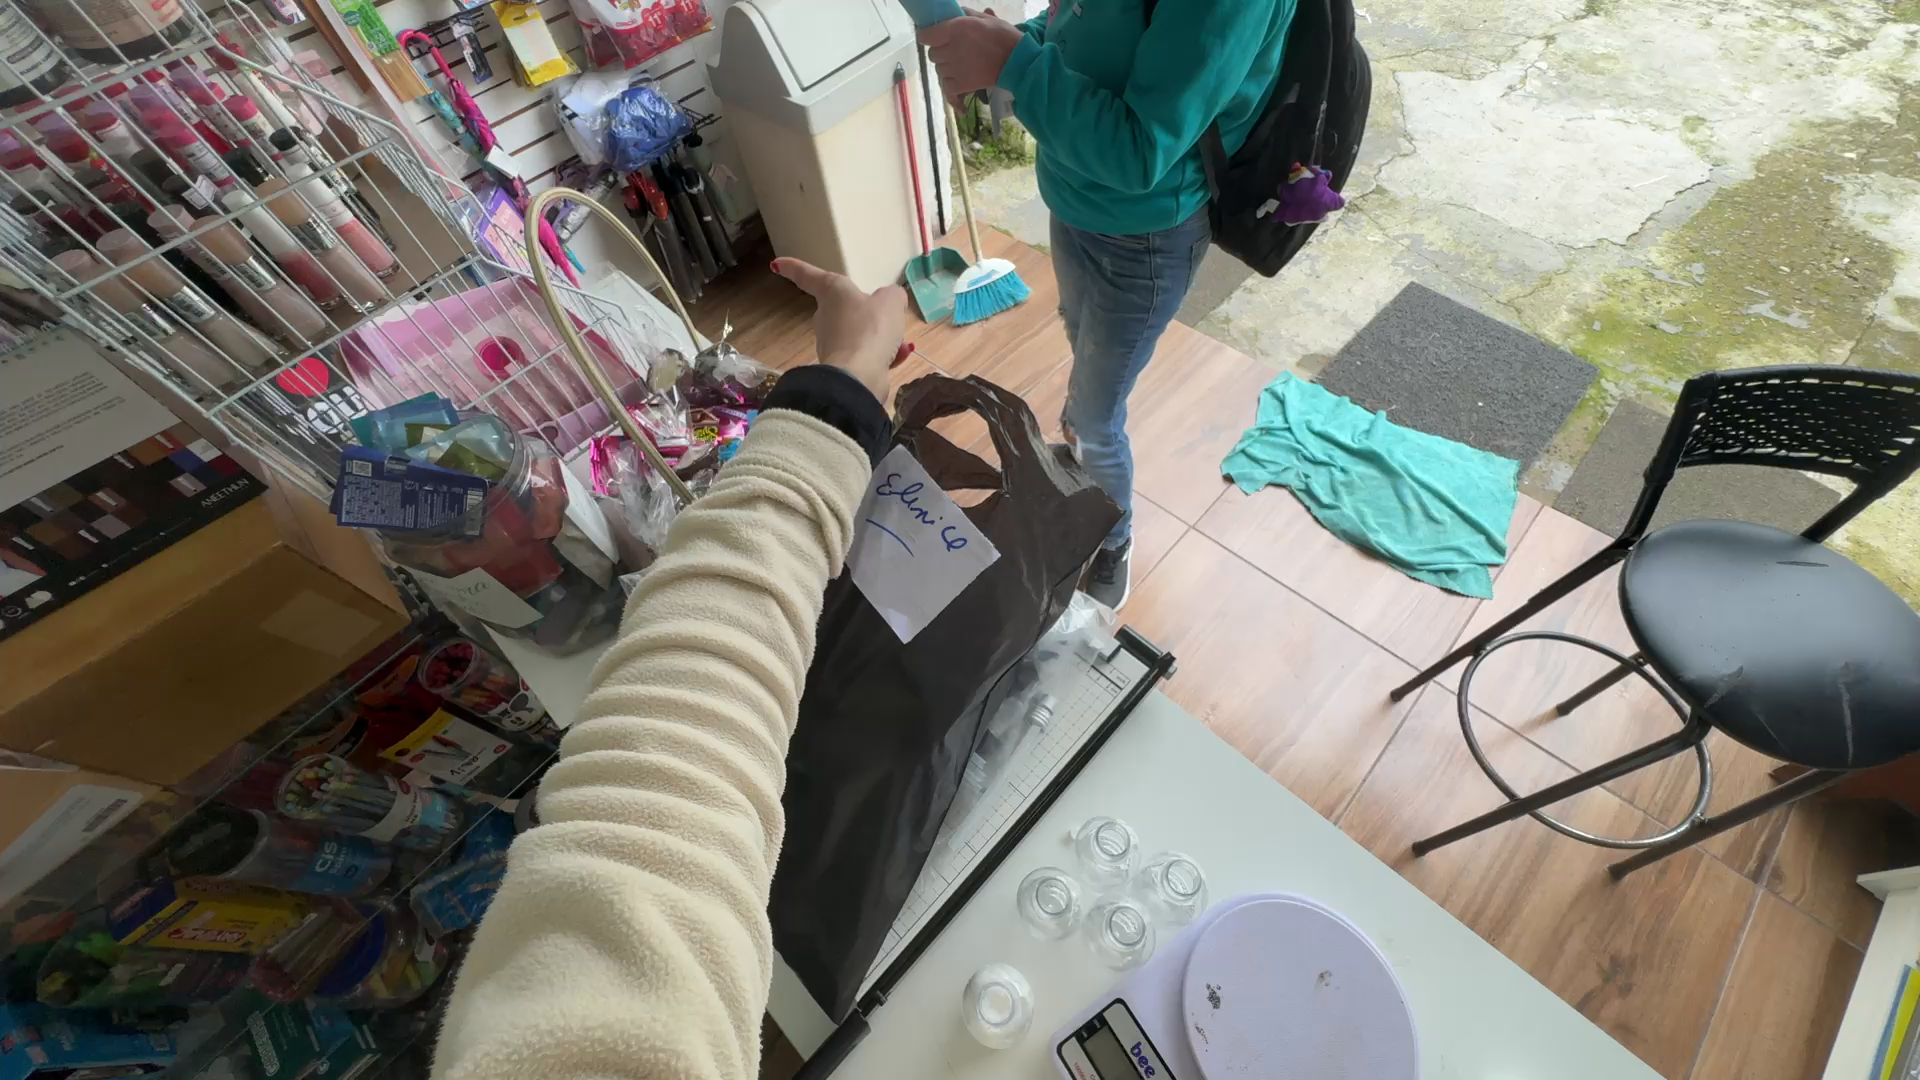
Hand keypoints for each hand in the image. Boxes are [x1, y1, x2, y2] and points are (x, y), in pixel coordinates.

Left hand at [772, 257, 909, 404]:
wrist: (858, 377)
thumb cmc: (870, 329)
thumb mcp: (891, 302)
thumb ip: (892, 296)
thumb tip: (891, 301)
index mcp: (832, 293)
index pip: (809, 276)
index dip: (794, 268)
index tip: (776, 265)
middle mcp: (826, 317)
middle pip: (844, 310)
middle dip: (867, 316)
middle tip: (887, 319)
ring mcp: (831, 344)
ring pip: (860, 336)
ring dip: (880, 340)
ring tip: (900, 345)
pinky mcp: (840, 367)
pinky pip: (863, 356)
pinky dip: (880, 357)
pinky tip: (898, 359)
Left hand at [918, 12, 1023, 98]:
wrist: (1014, 60)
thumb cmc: (1001, 35)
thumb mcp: (983, 18)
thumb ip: (965, 15)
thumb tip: (954, 14)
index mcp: (954, 29)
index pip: (926, 36)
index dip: (927, 36)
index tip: (931, 37)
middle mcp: (951, 49)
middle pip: (932, 55)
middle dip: (939, 52)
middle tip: (951, 52)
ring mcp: (954, 69)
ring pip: (939, 70)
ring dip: (945, 68)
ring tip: (958, 67)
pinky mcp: (961, 85)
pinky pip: (946, 87)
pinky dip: (950, 86)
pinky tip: (956, 82)